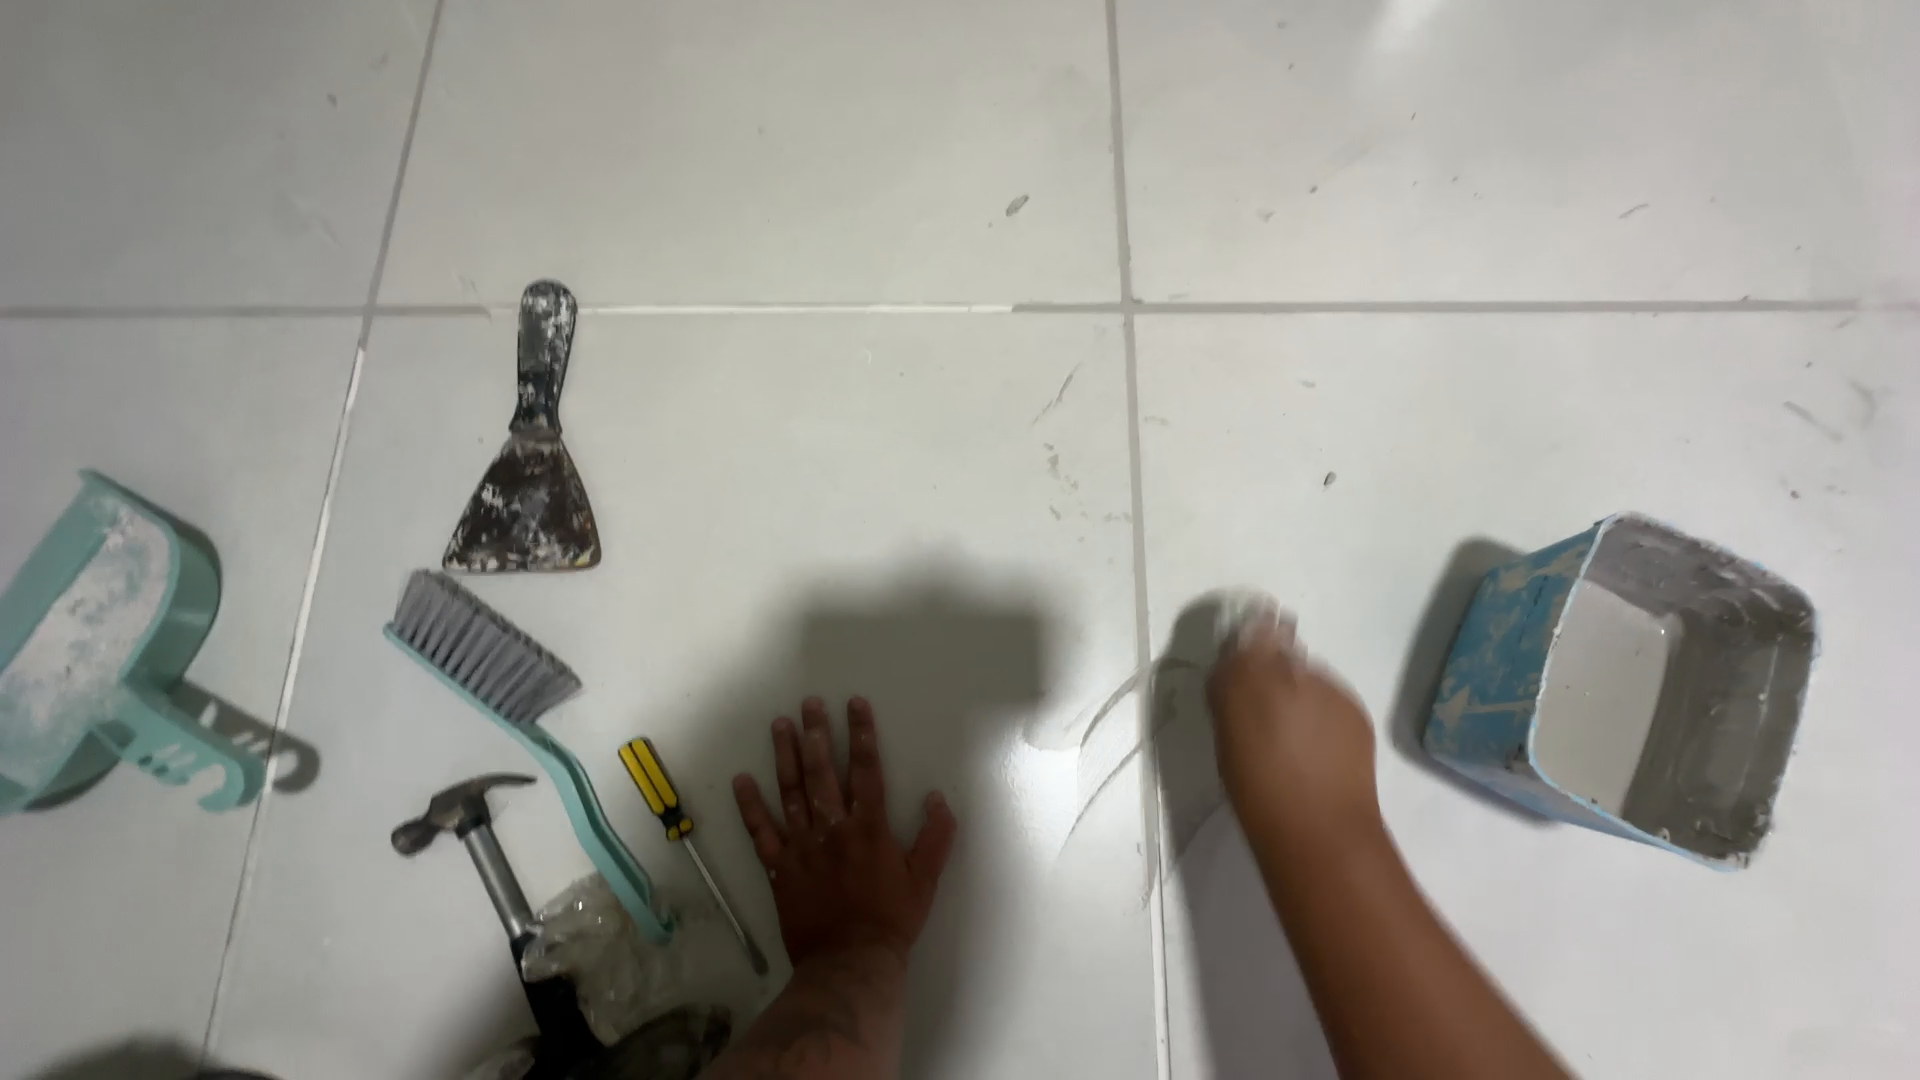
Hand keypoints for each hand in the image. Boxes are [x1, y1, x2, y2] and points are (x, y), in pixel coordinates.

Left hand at [732, 697, 957, 967]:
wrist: (850, 963)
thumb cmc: (891, 919)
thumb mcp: (925, 879)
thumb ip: (936, 836)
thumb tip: (938, 798)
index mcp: (869, 826)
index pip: (867, 769)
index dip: (862, 733)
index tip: (855, 704)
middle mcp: (834, 827)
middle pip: (822, 771)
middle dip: (816, 733)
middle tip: (809, 704)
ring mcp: (803, 846)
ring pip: (791, 792)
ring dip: (784, 756)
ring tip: (779, 725)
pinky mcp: (781, 867)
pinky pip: (762, 832)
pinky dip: (750, 806)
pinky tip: (741, 781)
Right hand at [1207, 605, 1381, 850]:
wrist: (1318, 828)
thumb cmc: (1255, 789)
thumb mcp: (1226, 736)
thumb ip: (1229, 693)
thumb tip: (1233, 667)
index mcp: (1245, 677)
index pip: (1244, 633)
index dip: (1242, 642)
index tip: (1236, 661)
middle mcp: (1287, 670)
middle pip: (1277, 641)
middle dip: (1269, 656)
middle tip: (1263, 690)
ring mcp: (1325, 685)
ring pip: (1304, 668)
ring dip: (1296, 681)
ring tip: (1293, 720)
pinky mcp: (1353, 705)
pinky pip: (1329, 691)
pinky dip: (1319, 703)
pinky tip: (1316, 734)